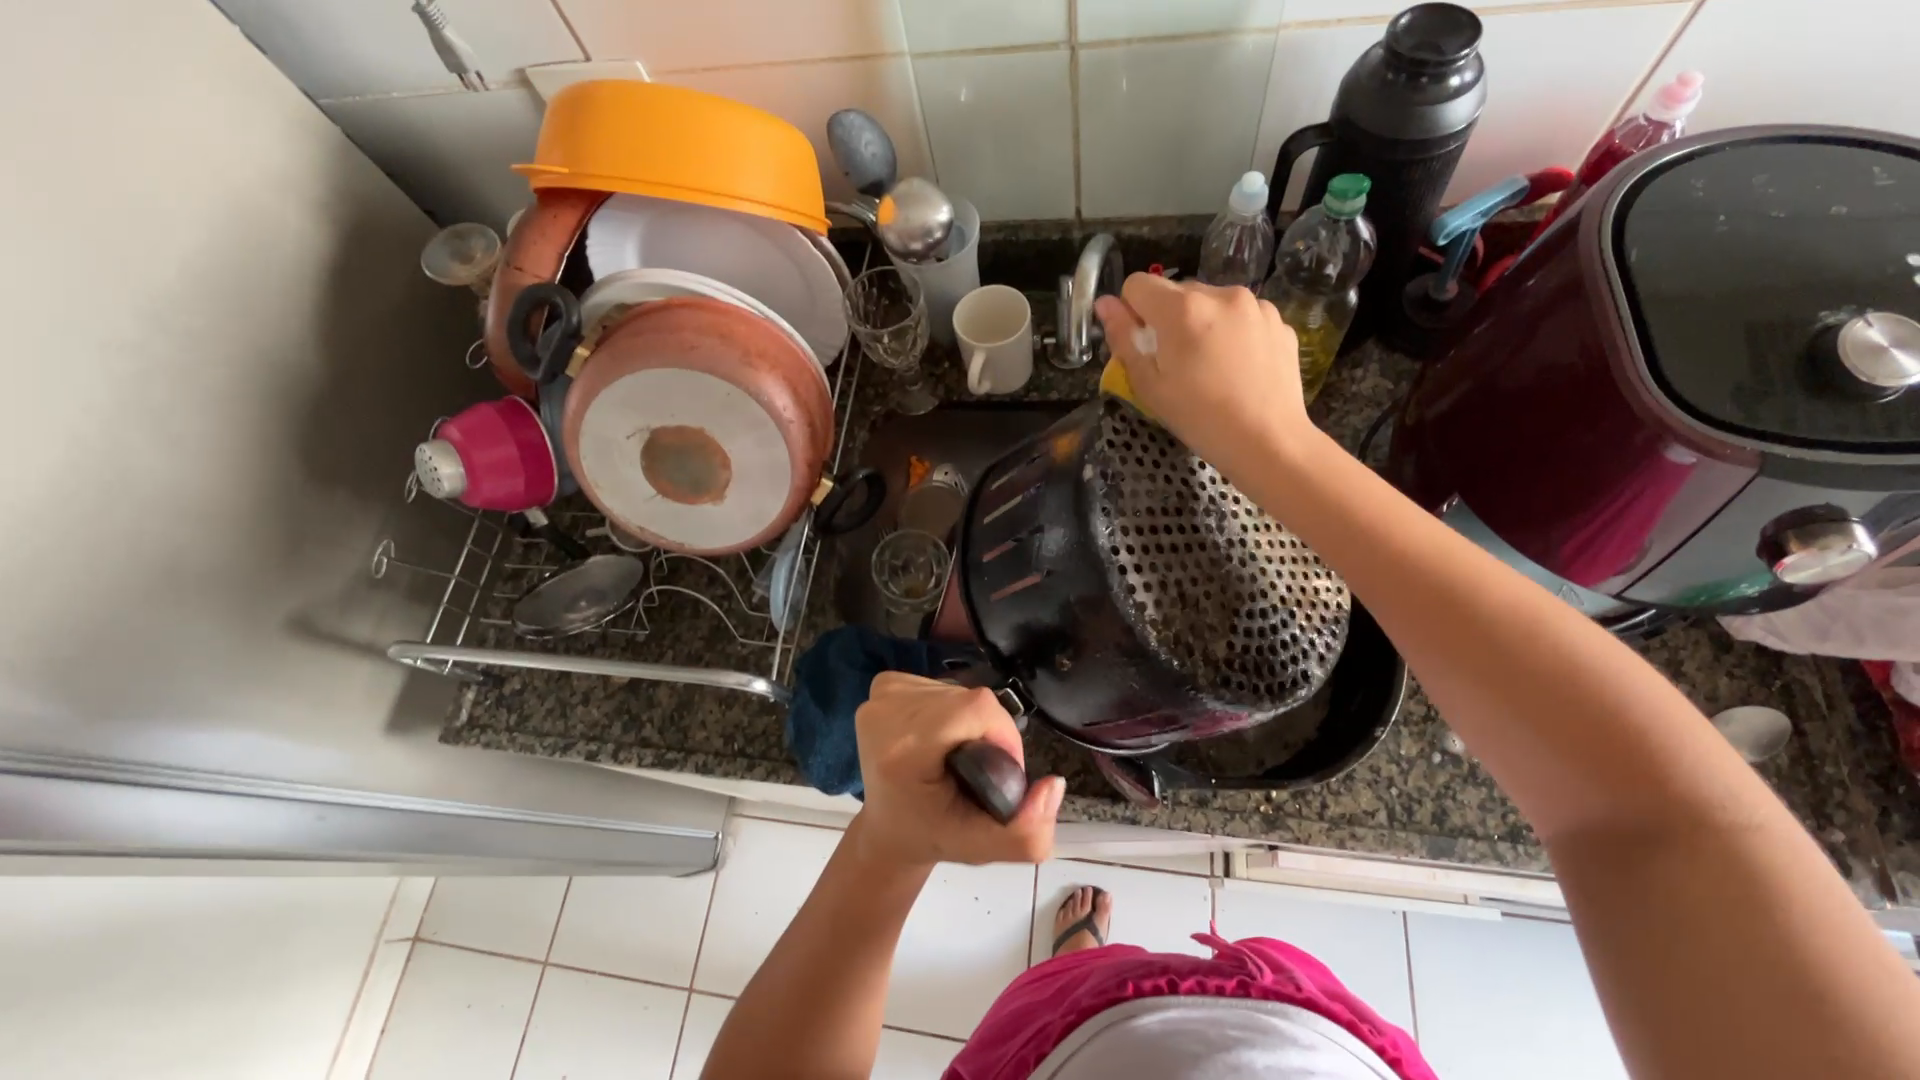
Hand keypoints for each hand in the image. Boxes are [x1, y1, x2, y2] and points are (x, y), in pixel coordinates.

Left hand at [853, 673, 1064, 866]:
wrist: (888, 828)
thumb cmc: (932, 836)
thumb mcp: (983, 847)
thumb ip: (1028, 831)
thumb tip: (1055, 785)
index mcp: (903, 750)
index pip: (977, 708)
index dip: (1002, 734)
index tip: (999, 769)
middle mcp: (885, 713)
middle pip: (970, 698)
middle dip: (989, 731)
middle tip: (980, 768)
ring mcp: (881, 696)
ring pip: (958, 690)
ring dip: (970, 721)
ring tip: (956, 756)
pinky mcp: (884, 684)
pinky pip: (941, 685)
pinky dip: (951, 710)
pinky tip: (938, 739)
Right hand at [1094, 274, 1310, 479]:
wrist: (1269, 442)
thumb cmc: (1199, 418)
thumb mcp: (1149, 385)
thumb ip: (1123, 339)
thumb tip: (1105, 304)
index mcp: (1182, 308)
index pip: (1138, 284)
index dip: (1132, 311)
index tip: (1143, 344)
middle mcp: (1220, 294)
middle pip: (1177, 292)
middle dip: (1169, 319)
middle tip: (1178, 362)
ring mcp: (1256, 305)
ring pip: (1212, 303)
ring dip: (1203, 323)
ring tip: (1212, 366)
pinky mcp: (1279, 321)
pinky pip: (1243, 316)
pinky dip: (1234, 333)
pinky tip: (1240, 368)